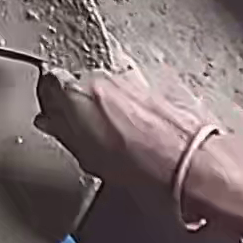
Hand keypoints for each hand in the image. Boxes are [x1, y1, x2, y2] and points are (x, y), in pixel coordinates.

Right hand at [34, 68, 217, 191]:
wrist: (195, 166)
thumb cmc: (145, 167)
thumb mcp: (88, 156)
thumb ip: (62, 132)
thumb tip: (49, 123)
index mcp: (74, 90)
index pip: (47, 81)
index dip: (48, 99)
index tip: (51, 115)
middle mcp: (97, 76)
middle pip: (74, 80)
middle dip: (74, 100)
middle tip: (79, 128)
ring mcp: (124, 77)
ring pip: (100, 85)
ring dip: (100, 102)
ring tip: (110, 133)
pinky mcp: (147, 83)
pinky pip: (124, 90)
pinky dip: (123, 104)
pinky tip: (131, 130)